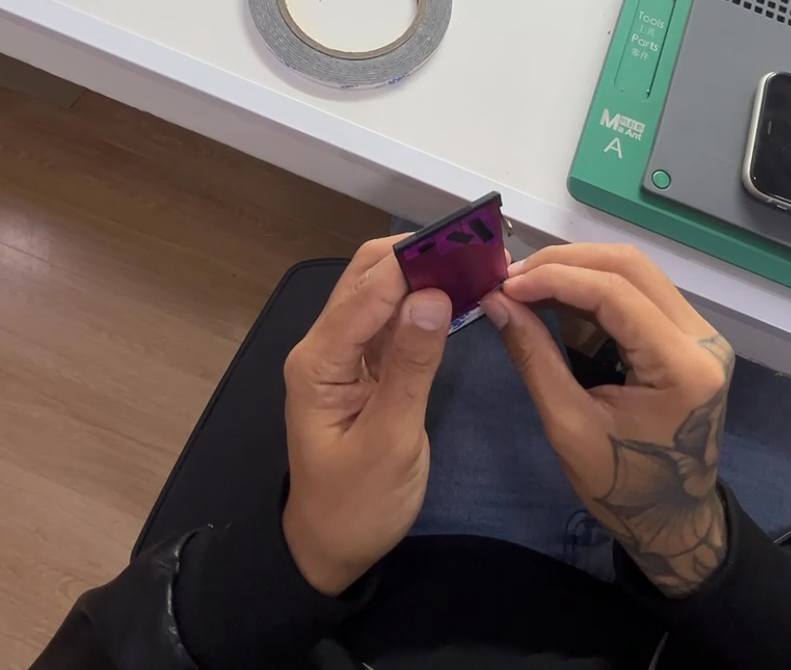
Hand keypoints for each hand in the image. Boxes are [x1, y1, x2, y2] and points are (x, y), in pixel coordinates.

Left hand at [281, 236, 453, 594]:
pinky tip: (454, 293)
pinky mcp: (363, 363)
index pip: (365, 291)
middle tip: (471, 248)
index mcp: (319, 360)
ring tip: (470, 261)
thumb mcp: (391, 440)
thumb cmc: (358, 504)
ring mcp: (343, 351)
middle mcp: (324, 344)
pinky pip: (390, 317)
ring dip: (420, 271)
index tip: (460, 242)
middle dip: (415, 254)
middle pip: (366, 276)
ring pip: (379, 290)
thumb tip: (434, 296)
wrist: (331, 548)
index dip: (411, 261)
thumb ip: (411, 366)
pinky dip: (421, 300)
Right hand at [482, 244, 735, 596]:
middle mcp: (702, 338)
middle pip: (629, 266)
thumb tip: (495, 300)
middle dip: (565, 263)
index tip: (505, 285)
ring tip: (527, 285)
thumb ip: (533, 356)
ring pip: (634, 271)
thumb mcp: (568, 425)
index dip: (555, 278)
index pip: (615, 292)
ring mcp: (699, 334)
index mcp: (682, 366)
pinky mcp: (687, 337)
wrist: (673, 525)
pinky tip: (554, 298)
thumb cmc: (622, 487)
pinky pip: (638, 291)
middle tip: (513, 278)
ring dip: (577, 269)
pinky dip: (592, 288)